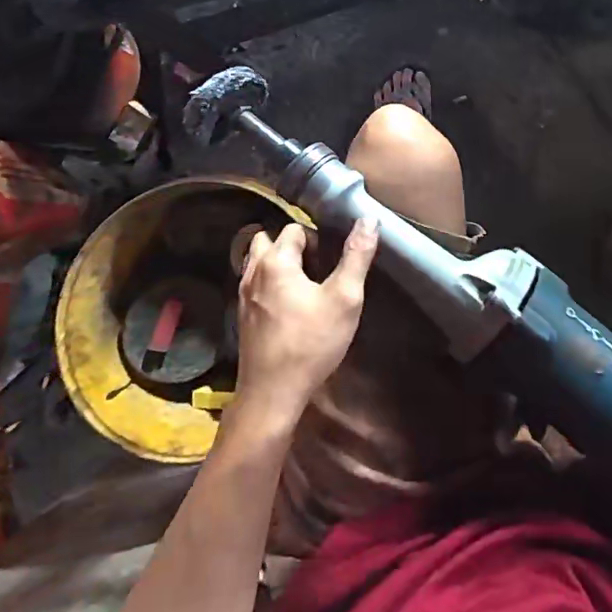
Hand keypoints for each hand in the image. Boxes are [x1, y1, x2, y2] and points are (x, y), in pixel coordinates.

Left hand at [234, 220, 375, 419]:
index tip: (332, 263)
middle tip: (317, 269)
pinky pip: (254, 285)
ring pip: (257, 263)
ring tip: (304, 284)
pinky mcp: (242, 318)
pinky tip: (290, 307)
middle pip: (268, 240)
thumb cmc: (311, 342)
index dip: (317, 239)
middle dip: (292, 246)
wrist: (272, 393)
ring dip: (278, 264)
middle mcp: (253, 272)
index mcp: (276, 261)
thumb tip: (368, 218)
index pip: (294, 229)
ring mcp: (243, 296)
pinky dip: (269, 284)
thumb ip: (357, 255)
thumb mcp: (345, 298)